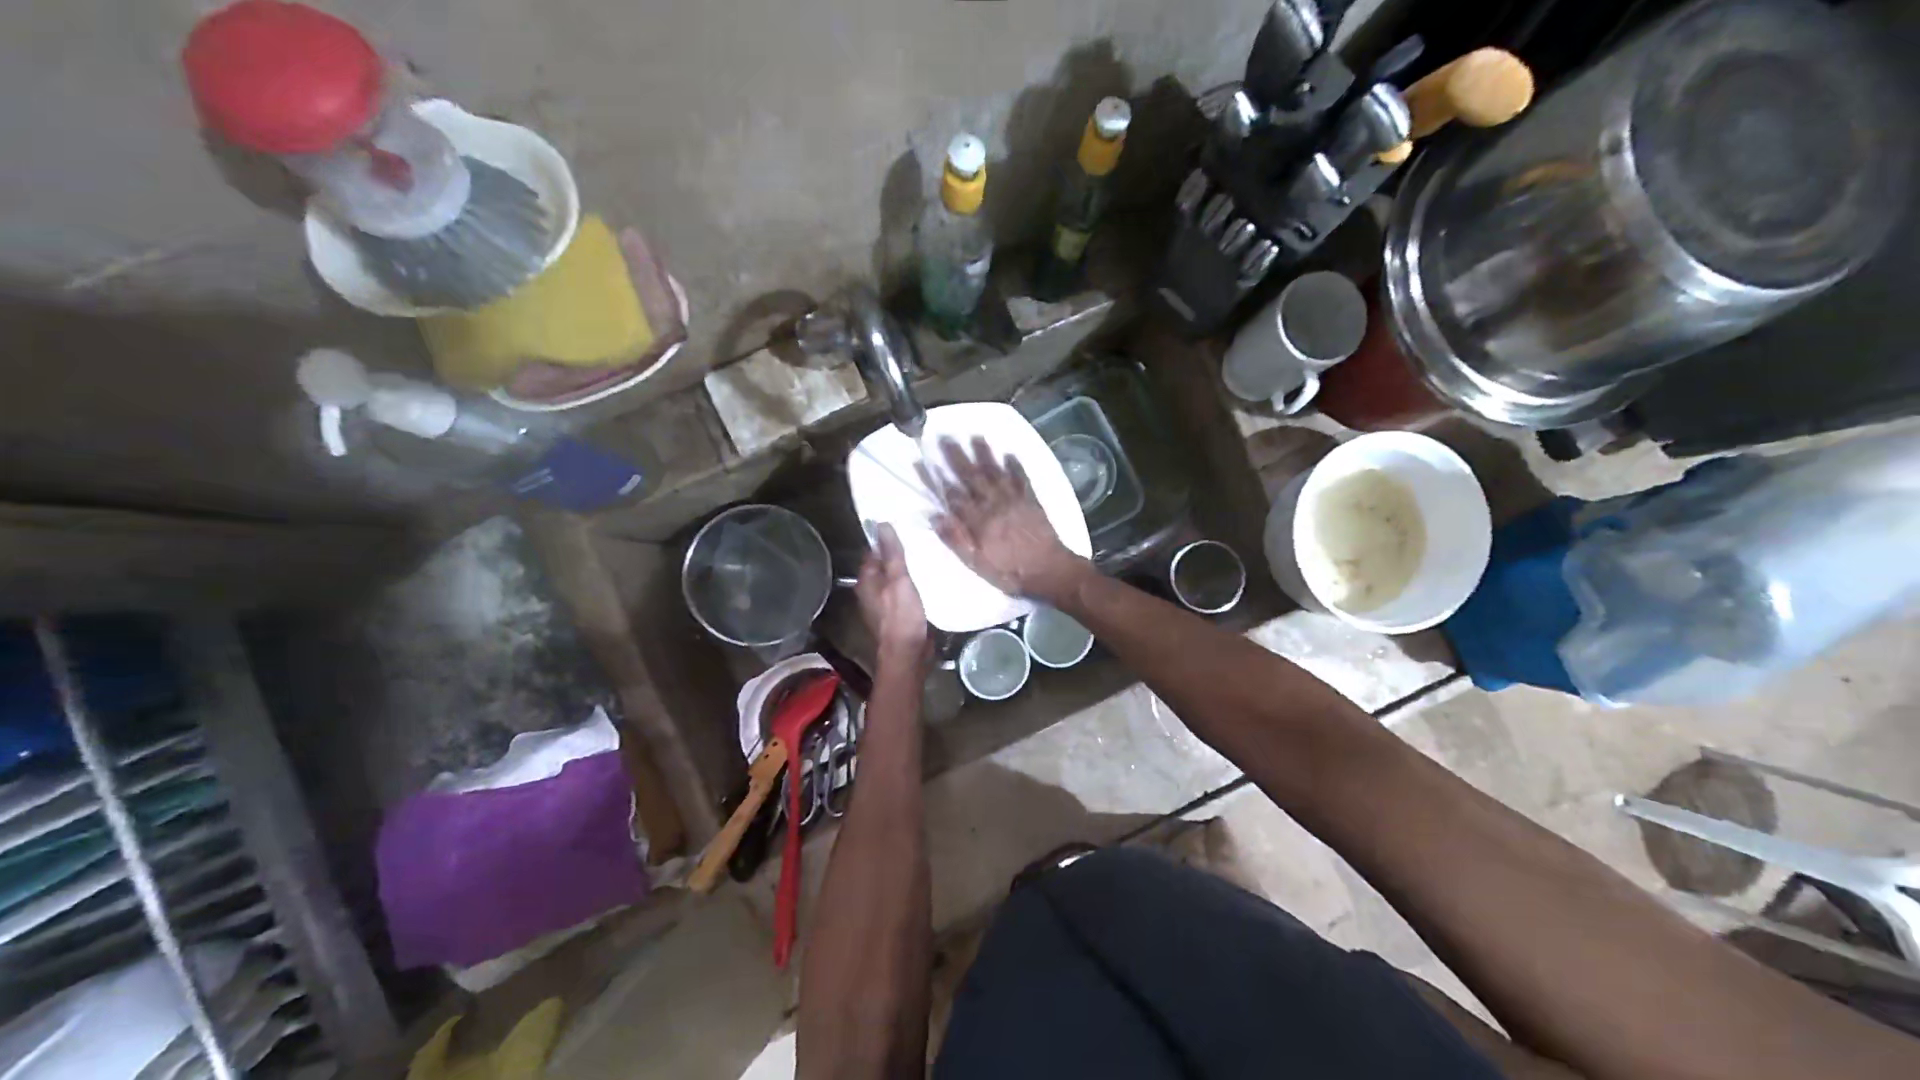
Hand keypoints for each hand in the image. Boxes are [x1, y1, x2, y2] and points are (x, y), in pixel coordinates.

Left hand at [856, 523, 927, 659]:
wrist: (908, 655)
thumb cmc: (900, 617)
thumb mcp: (898, 580)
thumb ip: (892, 553)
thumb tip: (881, 524)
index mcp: (866, 581)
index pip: (874, 552)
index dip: (888, 540)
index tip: (907, 528)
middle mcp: (871, 592)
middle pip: (886, 567)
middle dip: (902, 555)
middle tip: (924, 540)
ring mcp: (885, 605)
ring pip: (898, 581)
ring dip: (911, 572)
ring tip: (932, 557)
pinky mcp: (899, 616)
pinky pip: (907, 595)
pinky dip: (916, 587)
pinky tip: (933, 581)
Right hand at [925, 437, 1093, 601]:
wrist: (1049, 571)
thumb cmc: (1010, 572)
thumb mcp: (976, 563)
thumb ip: (955, 539)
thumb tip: (934, 516)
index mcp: (977, 521)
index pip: (951, 495)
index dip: (935, 479)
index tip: (922, 461)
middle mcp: (993, 505)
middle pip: (972, 477)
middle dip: (957, 457)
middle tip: (945, 437)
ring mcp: (1014, 500)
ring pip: (996, 472)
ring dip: (985, 454)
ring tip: (975, 436)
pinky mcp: (1031, 501)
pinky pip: (1021, 478)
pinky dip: (1015, 465)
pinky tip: (1009, 453)